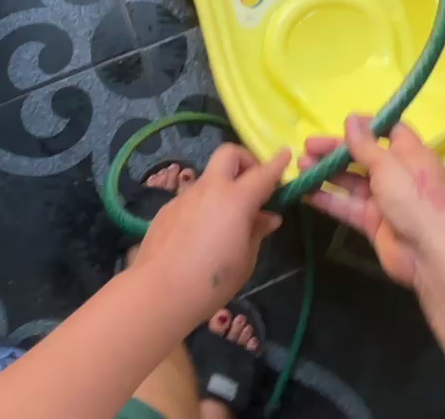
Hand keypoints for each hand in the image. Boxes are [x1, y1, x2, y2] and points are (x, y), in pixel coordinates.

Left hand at [132, 144, 290, 324]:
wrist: (159, 291)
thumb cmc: (211, 281)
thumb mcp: (245, 261)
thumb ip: (257, 232)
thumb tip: (268, 217)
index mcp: (236, 199)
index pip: (262, 174)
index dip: (277, 164)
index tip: (286, 153)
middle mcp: (210, 188)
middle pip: (228, 154)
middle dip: (245, 160)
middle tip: (253, 185)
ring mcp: (185, 195)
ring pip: (209, 178)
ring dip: (222, 188)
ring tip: (225, 222)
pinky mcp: (167, 208)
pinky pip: (192, 199)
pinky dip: (203, 207)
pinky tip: (199, 237)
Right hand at [302, 114, 444, 287]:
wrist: (432, 257)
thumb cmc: (415, 200)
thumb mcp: (389, 166)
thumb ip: (365, 145)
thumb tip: (351, 118)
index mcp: (409, 154)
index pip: (389, 130)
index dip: (367, 126)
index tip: (342, 123)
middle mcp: (396, 173)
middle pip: (362, 155)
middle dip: (336, 150)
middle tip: (308, 146)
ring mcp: (383, 199)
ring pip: (350, 181)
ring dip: (326, 172)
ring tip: (300, 165)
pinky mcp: (372, 222)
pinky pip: (346, 205)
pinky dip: (327, 199)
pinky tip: (304, 193)